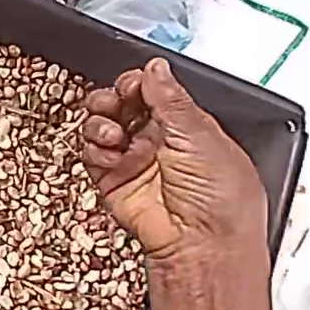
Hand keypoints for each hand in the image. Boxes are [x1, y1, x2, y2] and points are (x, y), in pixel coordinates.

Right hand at [80, 58, 268, 272]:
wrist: (199, 242)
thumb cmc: (219, 197)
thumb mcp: (200, 136)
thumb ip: (171, 99)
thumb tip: (156, 67)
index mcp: (185, 124)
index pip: (151, 91)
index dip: (138, 84)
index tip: (134, 86)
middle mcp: (155, 139)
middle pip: (119, 104)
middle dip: (111, 99)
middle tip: (115, 104)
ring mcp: (131, 159)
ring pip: (99, 126)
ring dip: (100, 124)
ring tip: (113, 136)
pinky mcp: (110, 179)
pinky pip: (90, 154)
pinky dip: (94, 150)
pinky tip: (111, 156)